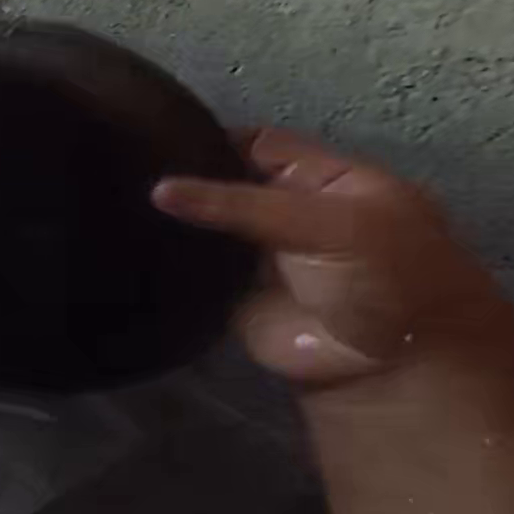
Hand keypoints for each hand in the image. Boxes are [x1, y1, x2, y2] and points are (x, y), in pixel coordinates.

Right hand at [152, 128, 513, 388]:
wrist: (393, 375)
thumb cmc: (382, 277)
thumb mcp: (322, 221)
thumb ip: (236, 203)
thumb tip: (157, 189)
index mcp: (325, 181)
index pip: (260, 145)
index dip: (214, 139)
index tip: (157, 140)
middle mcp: (289, 212)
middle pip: (227, 183)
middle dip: (187, 178)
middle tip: (132, 172)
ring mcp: (260, 255)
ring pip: (207, 224)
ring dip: (176, 219)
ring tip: (121, 201)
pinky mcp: (234, 293)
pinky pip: (196, 266)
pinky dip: (172, 257)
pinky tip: (135, 240)